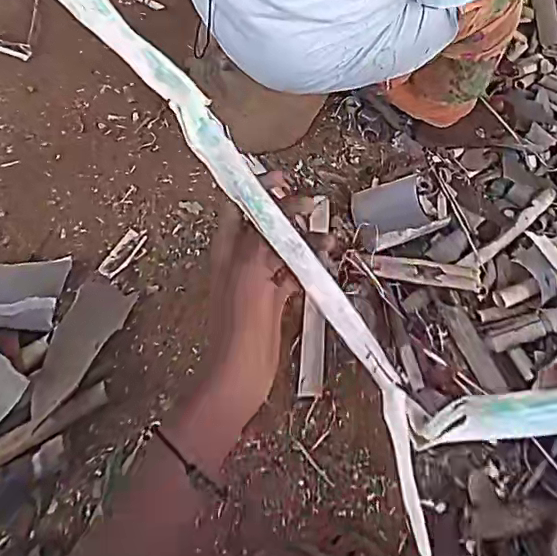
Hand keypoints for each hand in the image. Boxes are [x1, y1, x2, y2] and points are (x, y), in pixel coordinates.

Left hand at [199, 176, 311, 402]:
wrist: (241, 374)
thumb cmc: (240, 321)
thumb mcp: (251, 268)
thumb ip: (264, 234)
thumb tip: (281, 205)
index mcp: (227, 246)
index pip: (241, 203)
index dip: (260, 189)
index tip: (285, 181)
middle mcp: (241, 257)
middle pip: (267, 223)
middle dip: (290, 213)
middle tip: (312, 208)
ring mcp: (258, 278)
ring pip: (283, 246)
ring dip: (305, 240)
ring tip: (329, 241)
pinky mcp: (273, 297)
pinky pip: (293, 271)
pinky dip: (308, 266)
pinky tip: (324, 264)